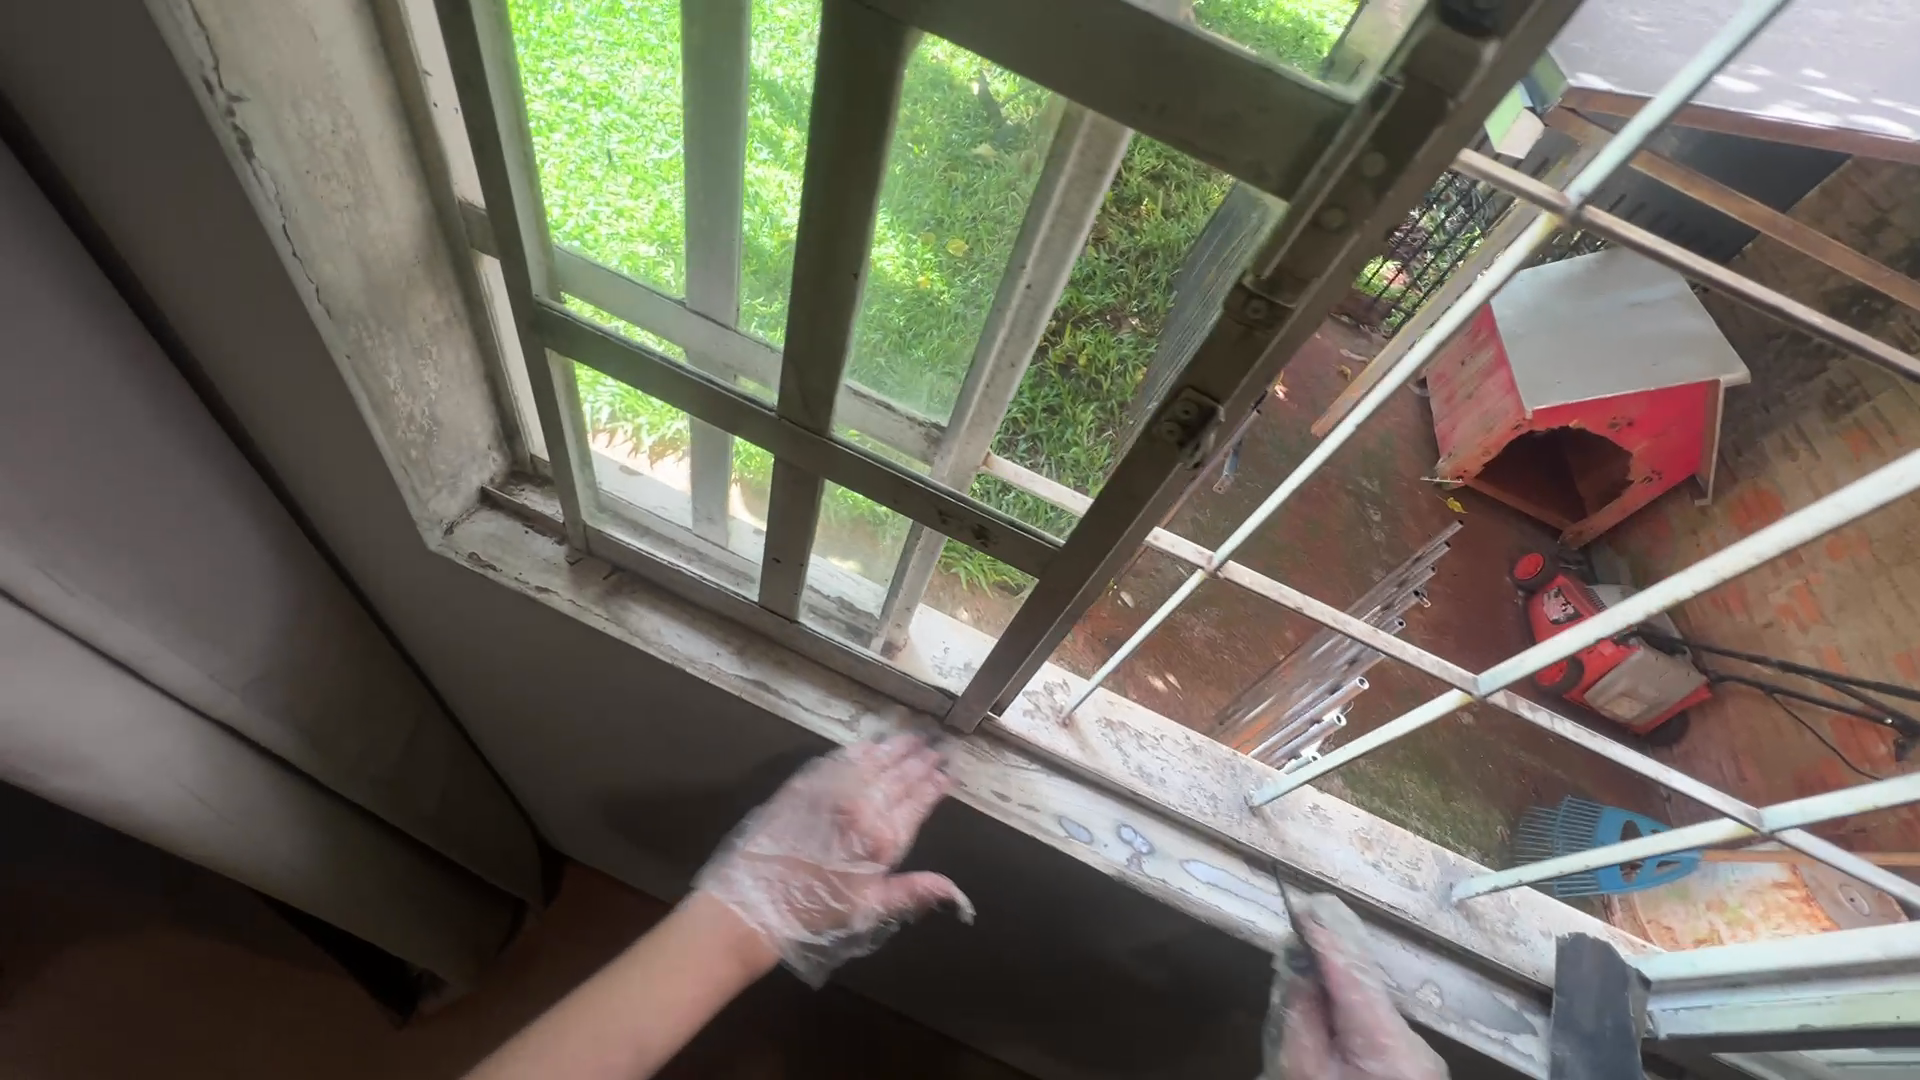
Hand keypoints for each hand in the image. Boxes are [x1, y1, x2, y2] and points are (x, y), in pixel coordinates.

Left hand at [692, 734, 972, 985]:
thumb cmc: (816, 912)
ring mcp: (835, 790)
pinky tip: (873, 743)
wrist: (755, 905)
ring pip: (875, 761)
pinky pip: (842, 758)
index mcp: (881, 839)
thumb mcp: (869, 908)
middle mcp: (862, 807)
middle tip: (937, 746)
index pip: (918, 803)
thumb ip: (912, 891)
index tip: (949, 772)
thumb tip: (955, 890)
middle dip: (921, 761)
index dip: (935, 786)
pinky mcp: (809, 783)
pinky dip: (862, 749)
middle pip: (900, 776)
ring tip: (914, 736)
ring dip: (897, 747)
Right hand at [1266, 894, 1447, 1079]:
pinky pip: (1378, 1026)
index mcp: (1389, 1050)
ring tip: (1306, 967)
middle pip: (1364, 988)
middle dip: (1330, 961)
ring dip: (1339, 986)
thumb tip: (1302, 969)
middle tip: (1298, 932)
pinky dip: (1351, 1011)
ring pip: (1371, 1005)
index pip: (1352, 978)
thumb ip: (1301, 1015)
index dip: (1326, 940)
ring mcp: (1421, 1061)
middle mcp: (1416, 1049)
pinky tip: (1328, 1010)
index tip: (1303, 908)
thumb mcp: (1302, 1072)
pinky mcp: (1415, 1070)